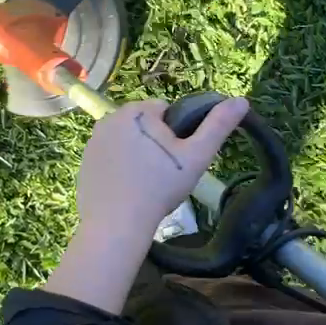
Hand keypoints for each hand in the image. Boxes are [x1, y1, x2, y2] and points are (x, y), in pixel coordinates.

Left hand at [45, 96, 249, 312]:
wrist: (117, 224)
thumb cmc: (160, 187)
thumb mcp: (197, 156)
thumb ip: (218, 126)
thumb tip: (241, 100)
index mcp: (137, 111)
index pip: (165, 111)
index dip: (177, 134)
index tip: (176, 159)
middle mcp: (109, 118)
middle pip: (145, 125)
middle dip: (156, 143)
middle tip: (164, 173)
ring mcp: (93, 141)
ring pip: (127, 141)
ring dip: (138, 154)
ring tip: (146, 183)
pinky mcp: (84, 162)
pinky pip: (110, 157)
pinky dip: (119, 167)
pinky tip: (128, 189)